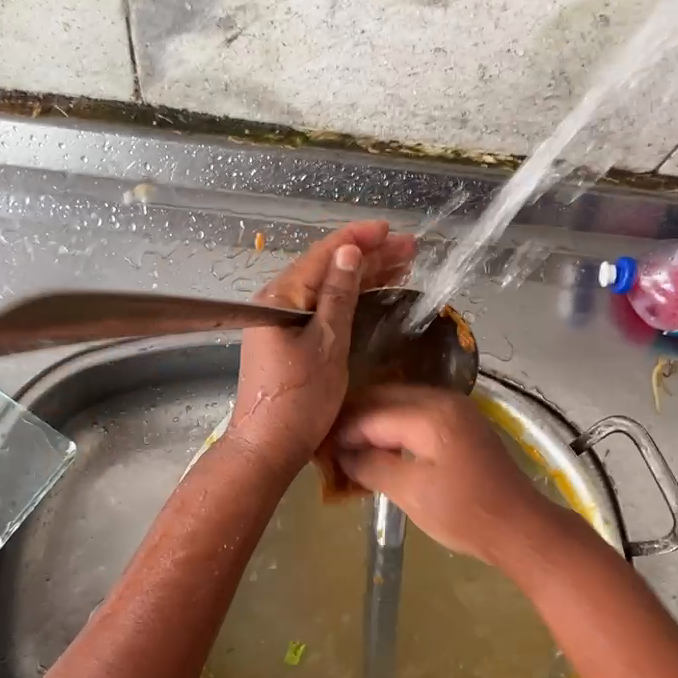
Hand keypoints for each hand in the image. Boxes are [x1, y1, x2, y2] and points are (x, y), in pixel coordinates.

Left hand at [227, 220, 415, 473]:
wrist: (267, 447)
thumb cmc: (299, 401)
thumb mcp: (327, 346)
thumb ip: (338, 297)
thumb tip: (349, 253)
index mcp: (280, 298)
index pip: (323, 255)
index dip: (358, 238)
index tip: (390, 230)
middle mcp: (276, 303)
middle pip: (326, 268)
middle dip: (368, 256)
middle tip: (409, 249)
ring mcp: (281, 322)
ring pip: (327, 288)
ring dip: (363, 275)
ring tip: (402, 264)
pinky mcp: (289, 341)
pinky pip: (322, 307)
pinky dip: (349, 298)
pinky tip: (373, 291)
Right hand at [333, 384, 562, 563]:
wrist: (519, 527)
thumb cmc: (463, 513)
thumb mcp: (410, 493)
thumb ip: (372, 466)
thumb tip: (342, 454)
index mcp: (429, 415)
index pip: (371, 414)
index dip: (342, 430)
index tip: (318, 447)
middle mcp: (443, 400)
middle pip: (384, 398)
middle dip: (355, 420)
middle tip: (328, 444)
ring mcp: (456, 409)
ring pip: (400, 403)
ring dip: (374, 422)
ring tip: (349, 447)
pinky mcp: (462, 423)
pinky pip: (417, 413)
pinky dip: (395, 426)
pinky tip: (381, 448)